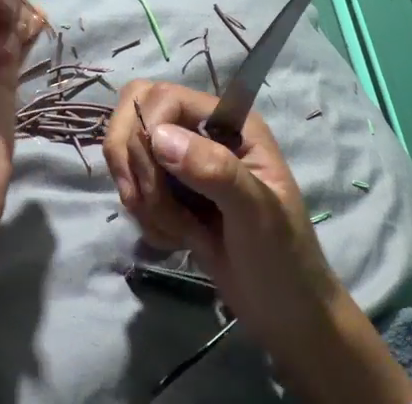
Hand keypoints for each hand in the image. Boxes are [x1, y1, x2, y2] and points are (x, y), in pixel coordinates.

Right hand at [104, 81, 411, 403]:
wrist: (284, 314)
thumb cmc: (282, 258)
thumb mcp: (257, 213)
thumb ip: (214, 170)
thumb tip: (159, 136)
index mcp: (230, 122)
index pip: (164, 97)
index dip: (148, 131)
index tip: (156, 182)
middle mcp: (203, 131)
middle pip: (134, 112)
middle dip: (135, 163)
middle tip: (153, 204)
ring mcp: (183, 162)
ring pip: (127, 152)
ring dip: (141, 195)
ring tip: (176, 230)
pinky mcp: (169, 191)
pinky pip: (130, 186)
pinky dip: (143, 215)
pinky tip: (174, 239)